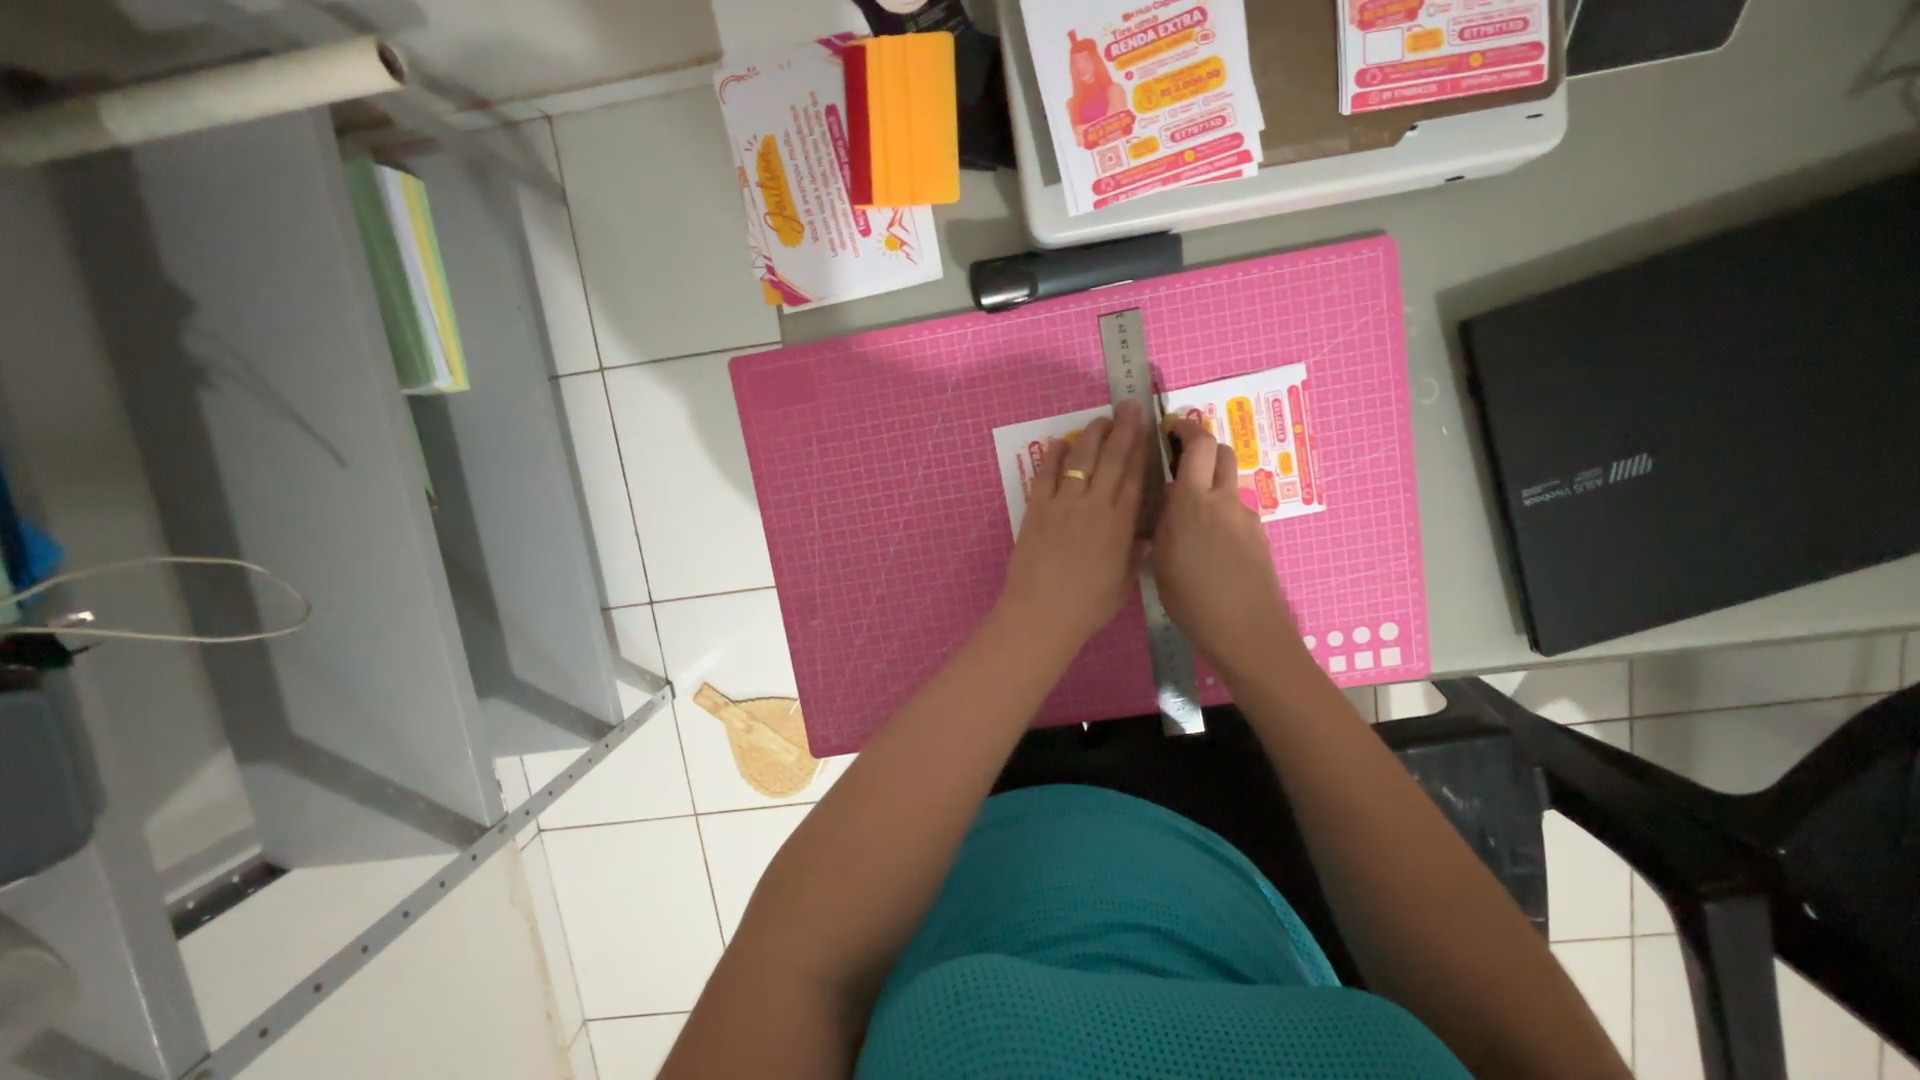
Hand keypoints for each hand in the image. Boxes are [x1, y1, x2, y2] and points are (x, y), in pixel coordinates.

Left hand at [997, 401, 1148, 650]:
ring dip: (1092, 435)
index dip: (1141, 448)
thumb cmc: (1087, 606)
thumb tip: (1143, 540)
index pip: (1134, 476)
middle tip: (1129, 405)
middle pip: (1112, 458)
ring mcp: (1064, 504)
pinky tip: (1061, 442)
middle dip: (1123, 428)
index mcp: (1121, 524)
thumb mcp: (1122, 584)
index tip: (1148, 427)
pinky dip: (1054, 455)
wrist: (1042, 614)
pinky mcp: (1037, 508)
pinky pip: (1047, 473)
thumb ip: (1133, 558)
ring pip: (1081, 458)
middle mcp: (1095, 506)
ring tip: (1101, 420)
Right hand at [1151, 417, 1301, 676]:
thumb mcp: (1160, 560)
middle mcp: (1223, 500)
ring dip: (1212, 481)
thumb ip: (1164, 524)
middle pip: (1222, 453)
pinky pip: (1237, 511)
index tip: (1173, 427)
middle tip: (1181, 460)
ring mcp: (1246, 518)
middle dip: (1203, 448)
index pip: (1199, 445)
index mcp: (1193, 501)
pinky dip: (1222, 512)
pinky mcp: (1258, 537)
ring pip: (1229, 483)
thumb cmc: (1192, 600)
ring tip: (1191, 509)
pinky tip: (1209, 542)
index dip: (1187, 428)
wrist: (1245, 630)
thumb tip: (1167, 503)